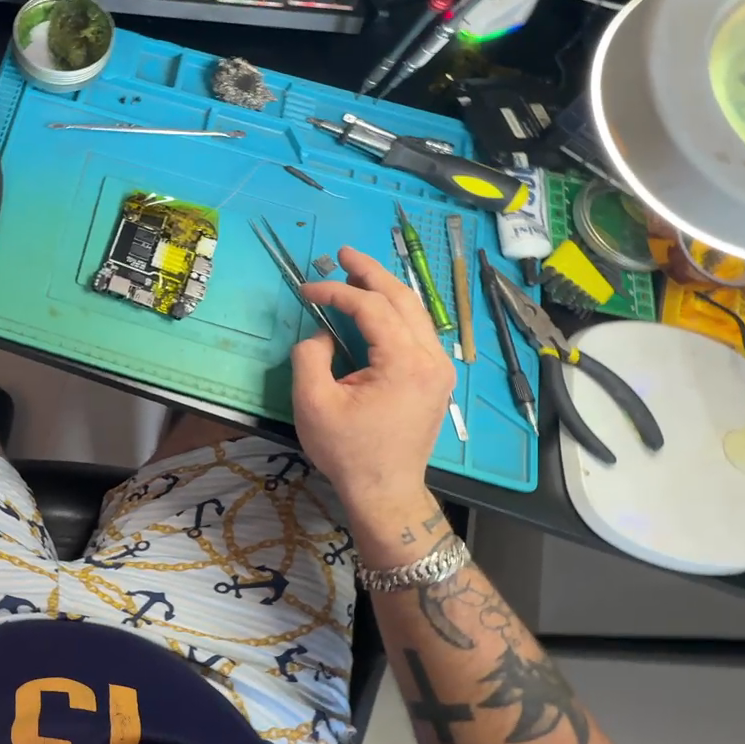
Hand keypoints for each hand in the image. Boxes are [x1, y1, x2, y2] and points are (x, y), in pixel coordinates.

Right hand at [291, 247, 455, 554]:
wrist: (385, 490)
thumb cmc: (347, 450)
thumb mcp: (312, 403)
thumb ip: (311, 357)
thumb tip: (322, 334)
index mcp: (404, 363)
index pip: (372, 308)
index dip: (337, 291)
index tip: (306, 288)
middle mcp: (431, 358)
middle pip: (404, 299)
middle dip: (371, 272)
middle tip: (342, 253)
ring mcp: (438, 368)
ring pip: (416, 311)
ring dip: (385, 288)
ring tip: (357, 270)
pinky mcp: (434, 378)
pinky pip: (418, 329)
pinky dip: (395, 309)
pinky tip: (377, 305)